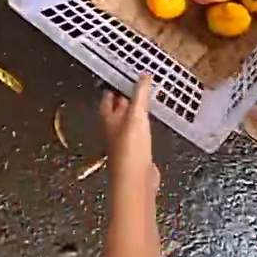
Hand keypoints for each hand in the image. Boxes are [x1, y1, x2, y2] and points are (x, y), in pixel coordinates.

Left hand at [99, 75, 157, 191]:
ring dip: (134, 112)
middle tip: (134, 87)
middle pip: (116, 110)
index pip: (107, 98)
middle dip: (124, 98)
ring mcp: (124, 142)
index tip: (120, 76)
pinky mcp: (136, 153)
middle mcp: (113, 130)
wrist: (135, 181)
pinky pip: (138, 135)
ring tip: (144, 102)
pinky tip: (149, 126)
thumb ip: (140, 94)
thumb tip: (144, 75)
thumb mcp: (136, 115)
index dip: (113, 87)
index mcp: (108, 118)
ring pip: (127, 122)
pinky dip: (143, 127)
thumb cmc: (129, 149)